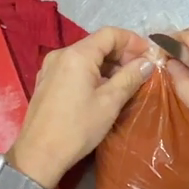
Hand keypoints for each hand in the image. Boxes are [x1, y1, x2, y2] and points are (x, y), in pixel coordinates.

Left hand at [9, 27, 153, 183]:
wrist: (38, 155)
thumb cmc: (77, 128)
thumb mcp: (110, 102)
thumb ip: (130, 77)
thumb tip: (148, 62)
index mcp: (77, 55)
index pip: (110, 34)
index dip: (132, 41)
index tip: (150, 55)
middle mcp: (61, 54)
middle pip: (97, 43)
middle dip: (121, 53)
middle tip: (141, 70)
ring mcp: (50, 67)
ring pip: (86, 56)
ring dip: (108, 64)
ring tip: (127, 81)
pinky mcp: (46, 81)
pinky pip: (74, 67)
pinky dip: (92, 72)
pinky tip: (104, 89)